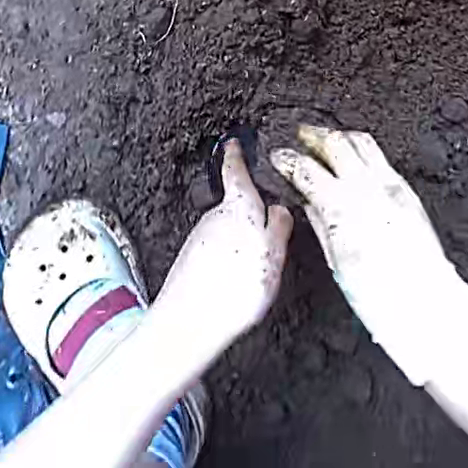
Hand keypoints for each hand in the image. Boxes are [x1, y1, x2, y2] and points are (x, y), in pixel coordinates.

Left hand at [151, 140, 293, 360]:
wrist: (188, 324)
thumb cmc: (235, 287)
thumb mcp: (274, 253)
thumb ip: (279, 226)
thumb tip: (280, 209)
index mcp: (237, 206)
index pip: (236, 171)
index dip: (236, 155)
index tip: (234, 143)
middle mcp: (215, 215)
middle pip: (236, 204)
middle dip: (249, 212)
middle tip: (267, 235)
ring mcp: (200, 237)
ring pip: (227, 229)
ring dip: (239, 240)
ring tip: (252, 271)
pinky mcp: (192, 259)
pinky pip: (217, 250)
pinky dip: (227, 258)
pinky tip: (234, 283)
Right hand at [270, 125, 467, 386]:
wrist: (427, 304)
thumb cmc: (382, 296)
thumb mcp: (337, 262)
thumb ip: (320, 224)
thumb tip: (308, 202)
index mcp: (341, 208)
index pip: (305, 169)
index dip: (287, 158)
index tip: (278, 156)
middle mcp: (365, 188)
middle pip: (334, 142)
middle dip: (313, 134)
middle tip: (300, 134)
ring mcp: (389, 185)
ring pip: (361, 141)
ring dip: (340, 135)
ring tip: (327, 137)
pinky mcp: (406, 189)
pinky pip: (380, 156)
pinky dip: (362, 149)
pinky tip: (356, 156)